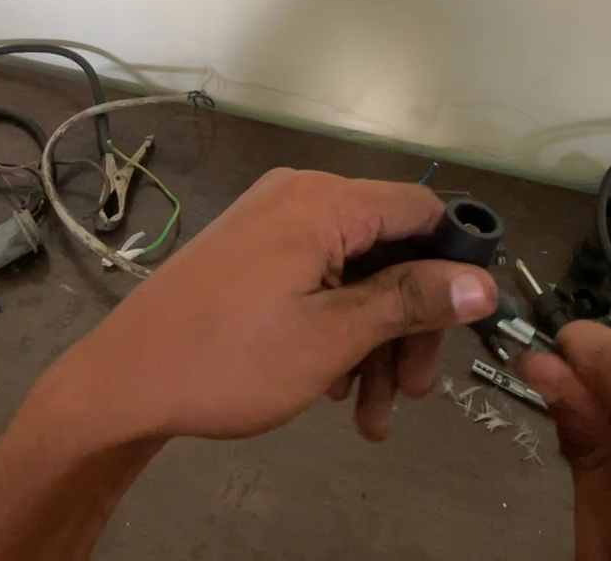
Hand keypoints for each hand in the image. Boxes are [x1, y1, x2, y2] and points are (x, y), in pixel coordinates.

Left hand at [34, 168, 500, 444]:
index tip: (463, 325)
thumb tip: (484, 284)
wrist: (126, 379)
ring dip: (373, 340)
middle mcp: (301, 197)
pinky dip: (336, 328)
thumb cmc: (231, 356)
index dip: (453, 262)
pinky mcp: (256, 253)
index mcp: (323, 200)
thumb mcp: (332, 335)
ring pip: (356, 274)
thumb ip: (411, 300)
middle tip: (411, 392)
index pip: (420, 210)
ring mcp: (274, 224)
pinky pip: (318, 279)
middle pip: (390, 248)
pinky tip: (334, 388)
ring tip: (370, 412)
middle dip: (408, 322)